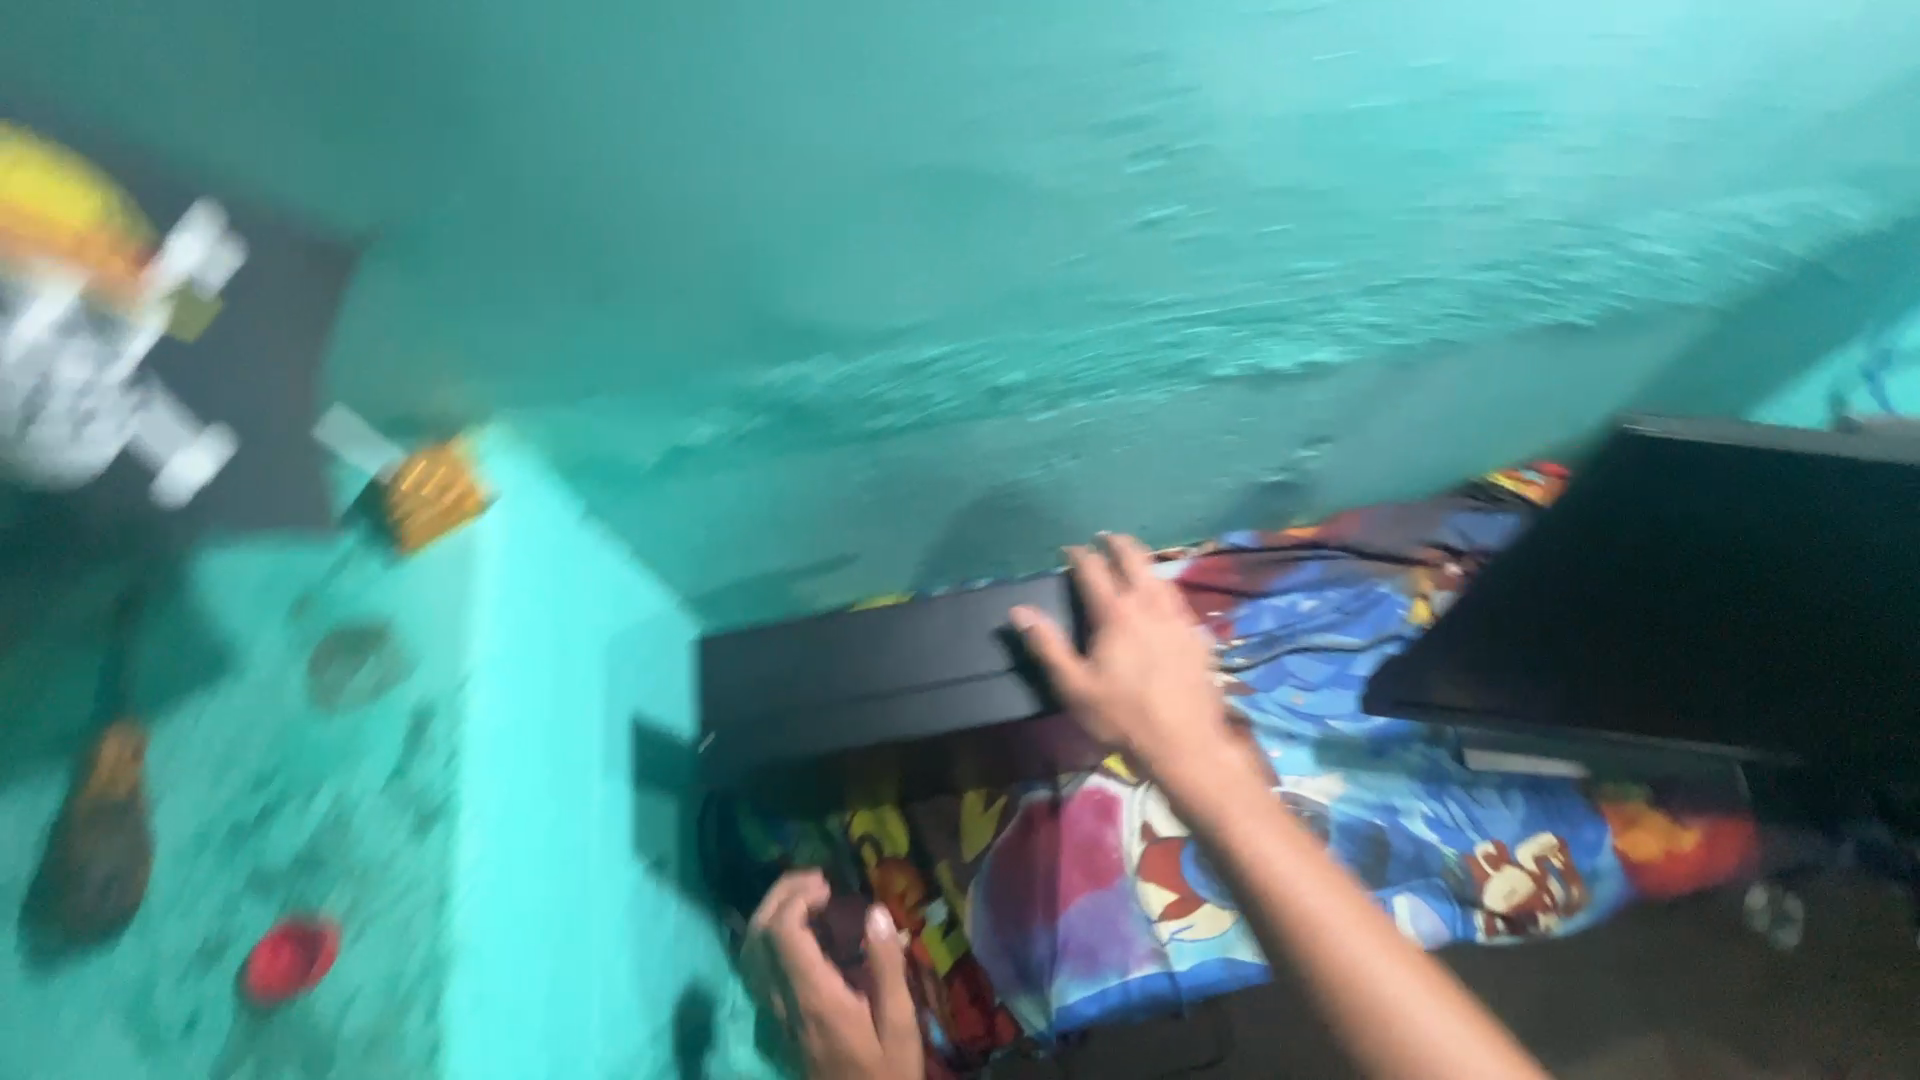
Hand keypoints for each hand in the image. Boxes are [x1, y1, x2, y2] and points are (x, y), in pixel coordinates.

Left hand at [745, 870, 923, 1079]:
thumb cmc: (886, 1072)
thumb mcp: (899, 1023)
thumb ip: (886, 965)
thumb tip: (875, 912)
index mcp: (813, 998)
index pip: (781, 933)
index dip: (798, 897)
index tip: (831, 888)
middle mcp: (782, 1002)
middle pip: (757, 934)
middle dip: (781, 893)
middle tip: (818, 880)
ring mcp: (772, 1012)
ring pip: (750, 950)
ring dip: (772, 911)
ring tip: (809, 896)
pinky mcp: (774, 1018)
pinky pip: (756, 965)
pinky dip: (769, 934)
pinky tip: (801, 928)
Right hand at [1010, 533, 1235, 779]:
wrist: (1184, 742)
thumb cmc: (1121, 715)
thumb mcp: (1073, 685)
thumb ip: (1046, 644)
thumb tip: (1018, 611)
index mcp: (1116, 613)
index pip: (1093, 570)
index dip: (1079, 555)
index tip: (1069, 548)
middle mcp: (1149, 605)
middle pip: (1134, 559)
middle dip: (1117, 544)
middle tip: (1104, 538)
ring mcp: (1178, 618)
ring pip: (1160, 575)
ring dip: (1143, 561)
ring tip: (1133, 558)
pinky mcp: (1197, 635)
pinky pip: (1178, 598)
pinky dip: (1164, 586)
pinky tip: (1163, 597)